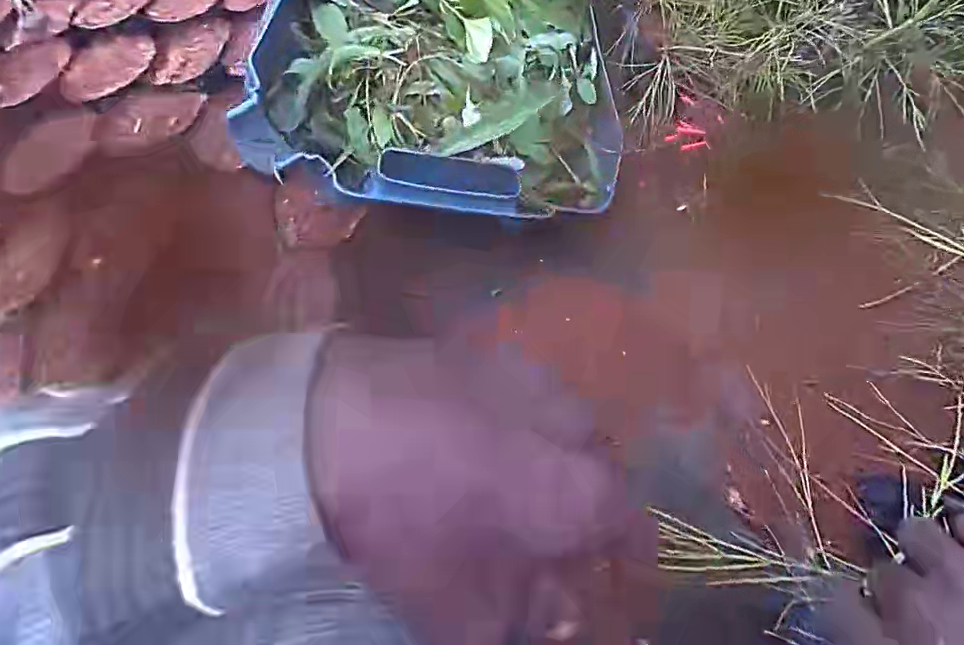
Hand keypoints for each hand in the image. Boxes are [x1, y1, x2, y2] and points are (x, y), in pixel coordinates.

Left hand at [306, 335, 649, 644]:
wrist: (331, 424)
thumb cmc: (400, 524)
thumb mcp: (456, 603)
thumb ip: (520, 612)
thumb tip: (557, 610)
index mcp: (565, 487)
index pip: (624, 511)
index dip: (632, 536)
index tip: (632, 552)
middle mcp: (559, 420)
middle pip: (599, 452)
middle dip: (591, 483)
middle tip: (560, 511)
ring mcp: (522, 375)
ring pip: (564, 409)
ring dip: (557, 439)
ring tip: (522, 465)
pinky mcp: (484, 350)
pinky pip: (525, 380)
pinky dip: (521, 407)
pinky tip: (484, 423)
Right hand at [830, 512, 963, 644]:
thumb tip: (882, 632)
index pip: (839, 608)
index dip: (849, 606)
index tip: (865, 612)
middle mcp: (916, 604)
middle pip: (882, 572)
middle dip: (899, 587)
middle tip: (927, 610)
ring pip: (917, 532)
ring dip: (928, 551)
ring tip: (952, 571)